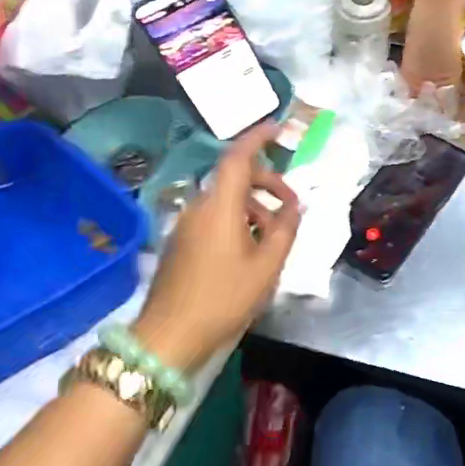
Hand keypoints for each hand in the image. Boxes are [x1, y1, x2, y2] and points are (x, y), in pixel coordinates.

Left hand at [132, 125, 300, 372]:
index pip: (238, 158)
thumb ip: (285, 230)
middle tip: (292, 204)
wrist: (170, 337)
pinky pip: (215, 217)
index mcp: (219, 207)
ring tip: (276, 234)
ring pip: (226, 200)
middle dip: (267, 182)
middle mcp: (198, 208)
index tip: (279, 128)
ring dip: (255, 206)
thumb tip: (294, 206)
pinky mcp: (182, 243)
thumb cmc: (224, 298)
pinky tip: (253, 248)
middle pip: (235, 178)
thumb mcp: (267, 266)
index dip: (258, 138)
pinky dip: (239, 220)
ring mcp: (186, 225)